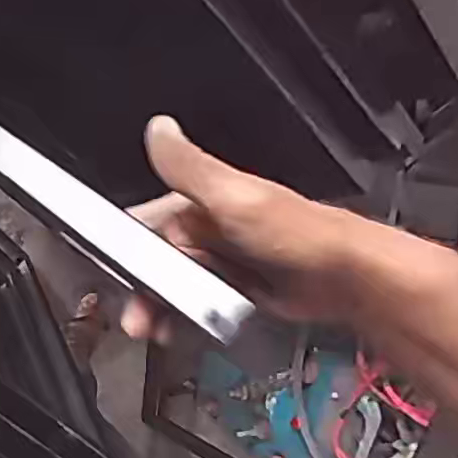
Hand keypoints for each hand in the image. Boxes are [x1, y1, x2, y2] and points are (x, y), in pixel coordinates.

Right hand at [122, 116, 380, 340]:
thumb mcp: (236, 196)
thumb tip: (159, 130)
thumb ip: (190, 168)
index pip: (146, 221)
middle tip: (134, 314)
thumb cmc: (299, 234)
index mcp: (202, 200)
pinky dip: (181, 316)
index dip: (125, 247)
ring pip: (171, 286)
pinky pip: (194, 303)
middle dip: (140, 288)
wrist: (344, 278)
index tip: (113, 272)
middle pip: (154, 261)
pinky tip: (177, 328)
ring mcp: (219, 260)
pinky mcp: (231, 288)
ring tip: (153, 327)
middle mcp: (207, 229)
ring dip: (157, 307)